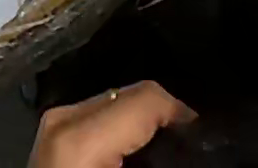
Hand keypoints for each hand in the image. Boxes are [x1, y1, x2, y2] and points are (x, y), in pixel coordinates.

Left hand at [29, 81, 195, 167]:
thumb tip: (193, 158)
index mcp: (80, 137)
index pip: (144, 98)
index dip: (182, 115)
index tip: (208, 139)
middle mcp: (62, 119)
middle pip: (126, 97)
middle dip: (161, 121)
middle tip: (192, 149)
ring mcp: (51, 128)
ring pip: (110, 107)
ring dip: (140, 128)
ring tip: (169, 155)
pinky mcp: (50, 141)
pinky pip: (94, 122)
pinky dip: (118, 136)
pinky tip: (135, 161)